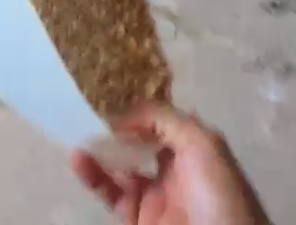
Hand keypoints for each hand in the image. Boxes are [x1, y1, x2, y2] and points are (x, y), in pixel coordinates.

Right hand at [69, 103, 268, 224]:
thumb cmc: (220, 200)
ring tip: (74, 126)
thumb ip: (164, 118)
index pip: (161, 119)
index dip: (137, 102)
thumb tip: (122, 114)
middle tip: (83, 101)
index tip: (107, 84)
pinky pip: (107, 190)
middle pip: (136, 138)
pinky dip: (89, 173)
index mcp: (196, 152)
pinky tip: (77, 157)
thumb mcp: (205, 146)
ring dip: (96, 145)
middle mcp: (174, 170)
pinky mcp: (135, 216)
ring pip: (117, 161)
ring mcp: (153, 195)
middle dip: (112, 121)